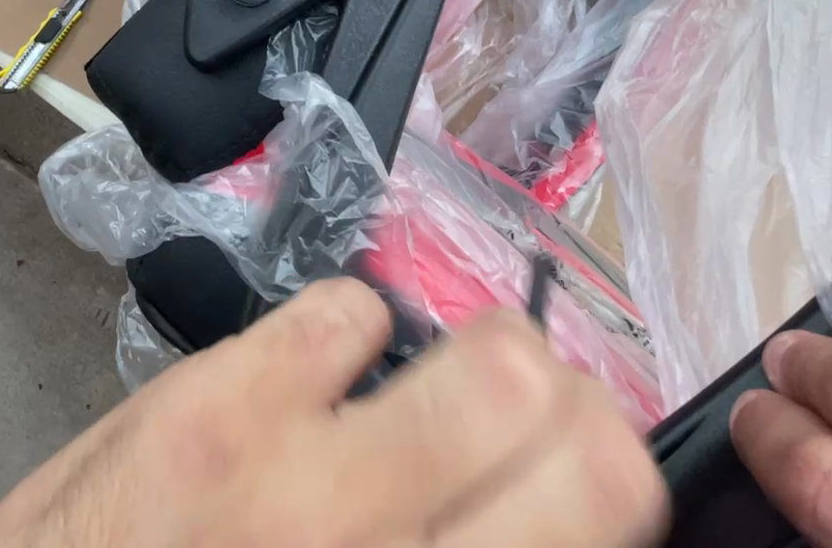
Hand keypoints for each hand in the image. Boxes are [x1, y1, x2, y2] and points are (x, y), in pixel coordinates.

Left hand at [0, 277, 666, 546]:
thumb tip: (540, 506)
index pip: (612, 506)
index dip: (615, 481)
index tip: (581, 482)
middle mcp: (375, 536)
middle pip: (586, 434)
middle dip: (574, 416)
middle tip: (523, 430)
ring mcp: (292, 456)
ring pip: (489, 354)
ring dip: (477, 362)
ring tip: (429, 392)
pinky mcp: (216, 389)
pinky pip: (346, 306)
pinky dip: (352, 331)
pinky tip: (317, 375)